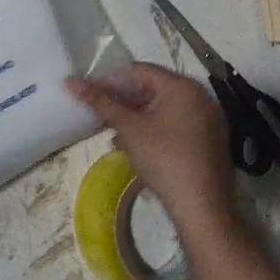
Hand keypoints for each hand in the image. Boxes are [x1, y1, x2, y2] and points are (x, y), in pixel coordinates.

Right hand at [66, 62, 234, 227]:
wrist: (202, 209)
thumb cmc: (164, 158)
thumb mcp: (128, 128)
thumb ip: (100, 102)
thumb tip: (70, 81)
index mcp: (183, 86)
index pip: (138, 71)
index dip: (110, 80)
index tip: (89, 94)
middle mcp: (200, 97)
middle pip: (151, 88)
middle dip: (122, 101)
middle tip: (99, 113)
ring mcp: (208, 120)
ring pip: (162, 109)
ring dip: (135, 117)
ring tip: (113, 133)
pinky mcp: (209, 140)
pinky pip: (175, 124)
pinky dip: (153, 129)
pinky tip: (135, 147)